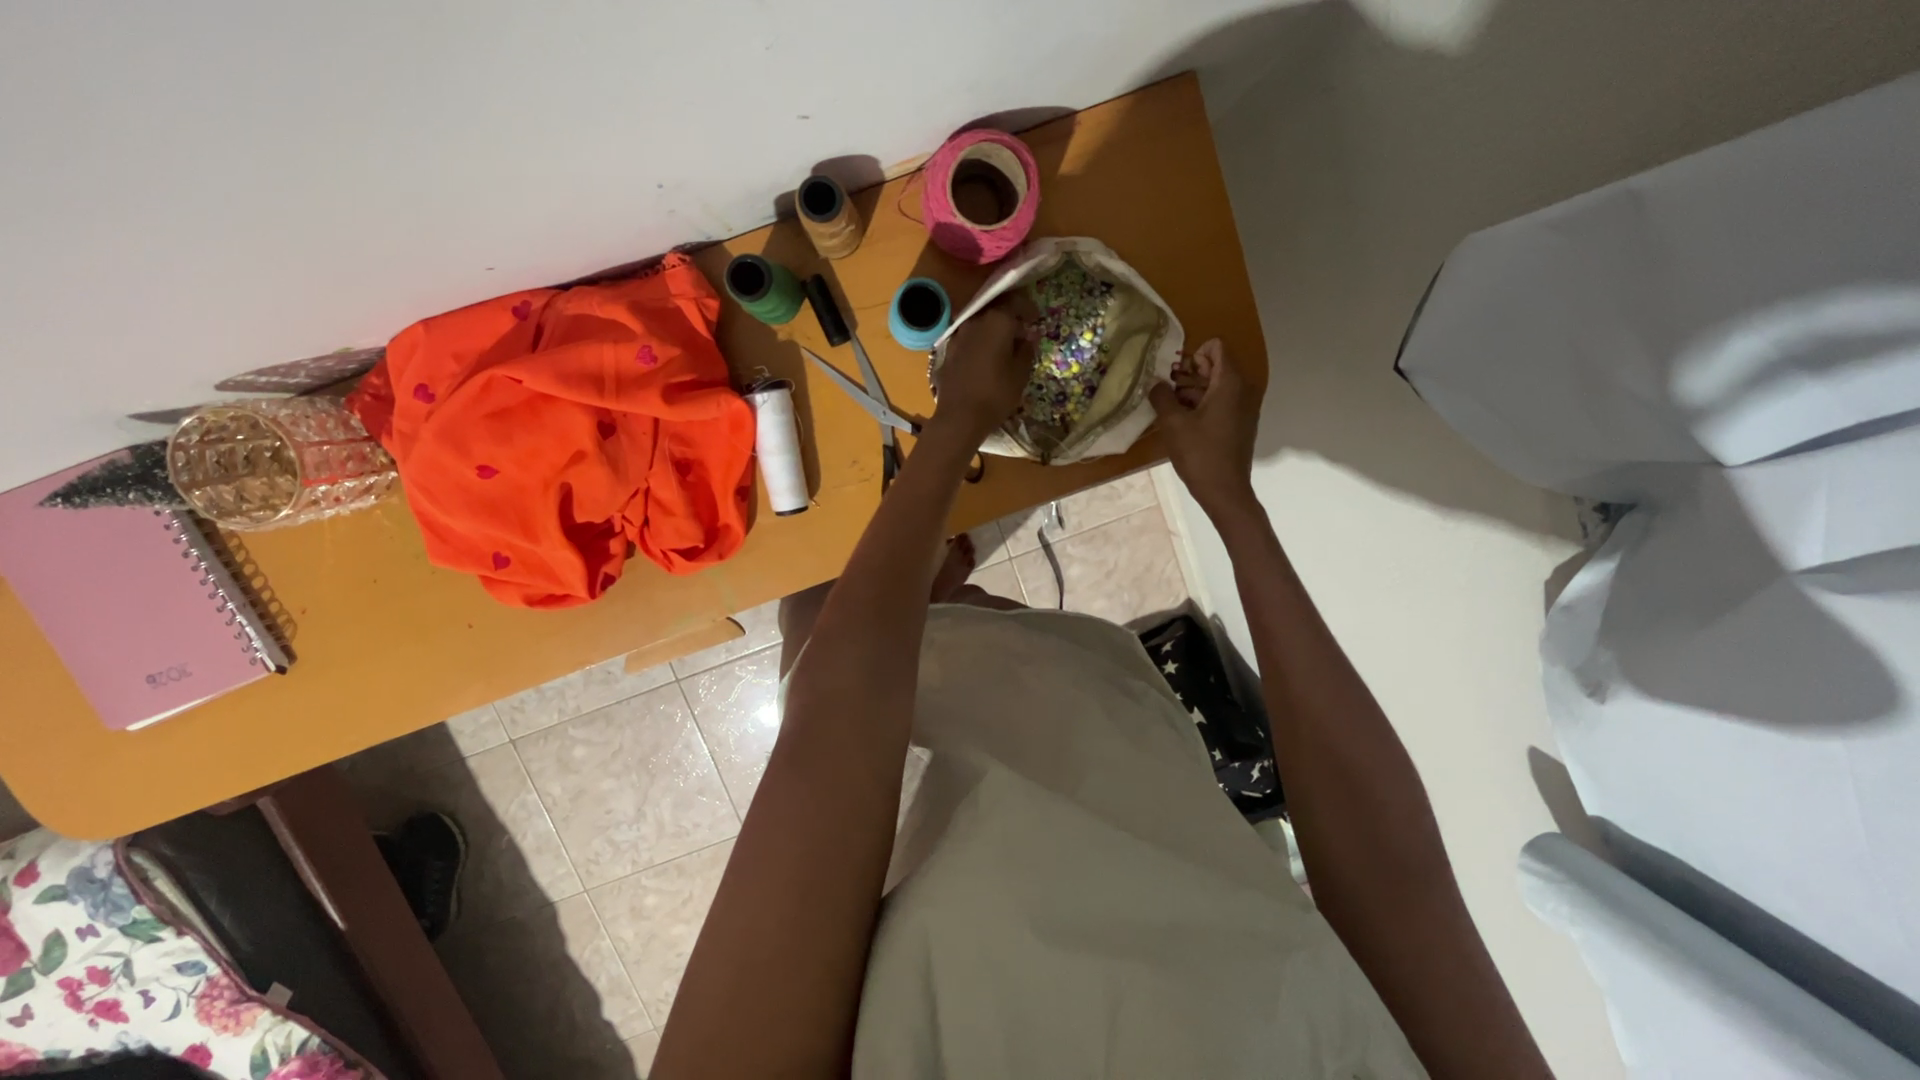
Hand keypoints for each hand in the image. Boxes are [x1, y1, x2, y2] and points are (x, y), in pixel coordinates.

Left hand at [932, 296, 1036, 442]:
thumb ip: (1026, 350)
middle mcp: (974, 322)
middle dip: (1008, 318)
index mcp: (996, 321)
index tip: (1035, 318)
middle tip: (1020, 332)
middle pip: (994, 311)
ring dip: (991, 331)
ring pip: (979, 325)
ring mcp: (957, 336)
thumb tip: (1028, 337)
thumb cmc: (996, 393)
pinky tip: (984, 358)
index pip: (1015, 302)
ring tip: (1002, 346)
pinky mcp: (947, 352)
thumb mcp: (1020, 373)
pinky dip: (978, 343)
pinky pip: (967, 340)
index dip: (1027, 308)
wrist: (959, 417)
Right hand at [1149, 339, 1258, 516]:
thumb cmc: (1199, 454)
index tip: (1175, 374)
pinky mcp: (1241, 424)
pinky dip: (1203, 404)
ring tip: (1169, 406)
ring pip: (1217, 386)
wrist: (1225, 491)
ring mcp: (1245, 408)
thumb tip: (1155, 383)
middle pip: (1217, 366)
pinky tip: (1182, 421)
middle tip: (1166, 389)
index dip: (1194, 354)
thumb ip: (1162, 396)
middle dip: (1190, 373)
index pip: (1217, 347)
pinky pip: (1222, 403)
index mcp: (1230, 383)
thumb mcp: (1173, 423)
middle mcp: (1243, 390)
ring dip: (1193, 390)